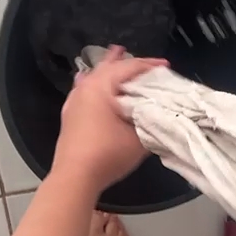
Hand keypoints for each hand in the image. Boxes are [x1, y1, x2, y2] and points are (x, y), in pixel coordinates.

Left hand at [53, 46, 166, 190]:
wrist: (75, 177)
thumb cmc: (107, 154)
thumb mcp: (138, 139)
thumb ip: (150, 122)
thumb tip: (156, 114)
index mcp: (102, 86)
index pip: (130, 67)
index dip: (150, 65)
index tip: (166, 66)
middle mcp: (86, 88)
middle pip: (109, 67)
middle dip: (126, 61)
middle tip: (140, 58)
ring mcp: (74, 101)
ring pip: (94, 78)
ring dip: (108, 70)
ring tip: (114, 58)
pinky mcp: (69, 116)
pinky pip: (82, 91)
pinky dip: (91, 84)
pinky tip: (84, 81)